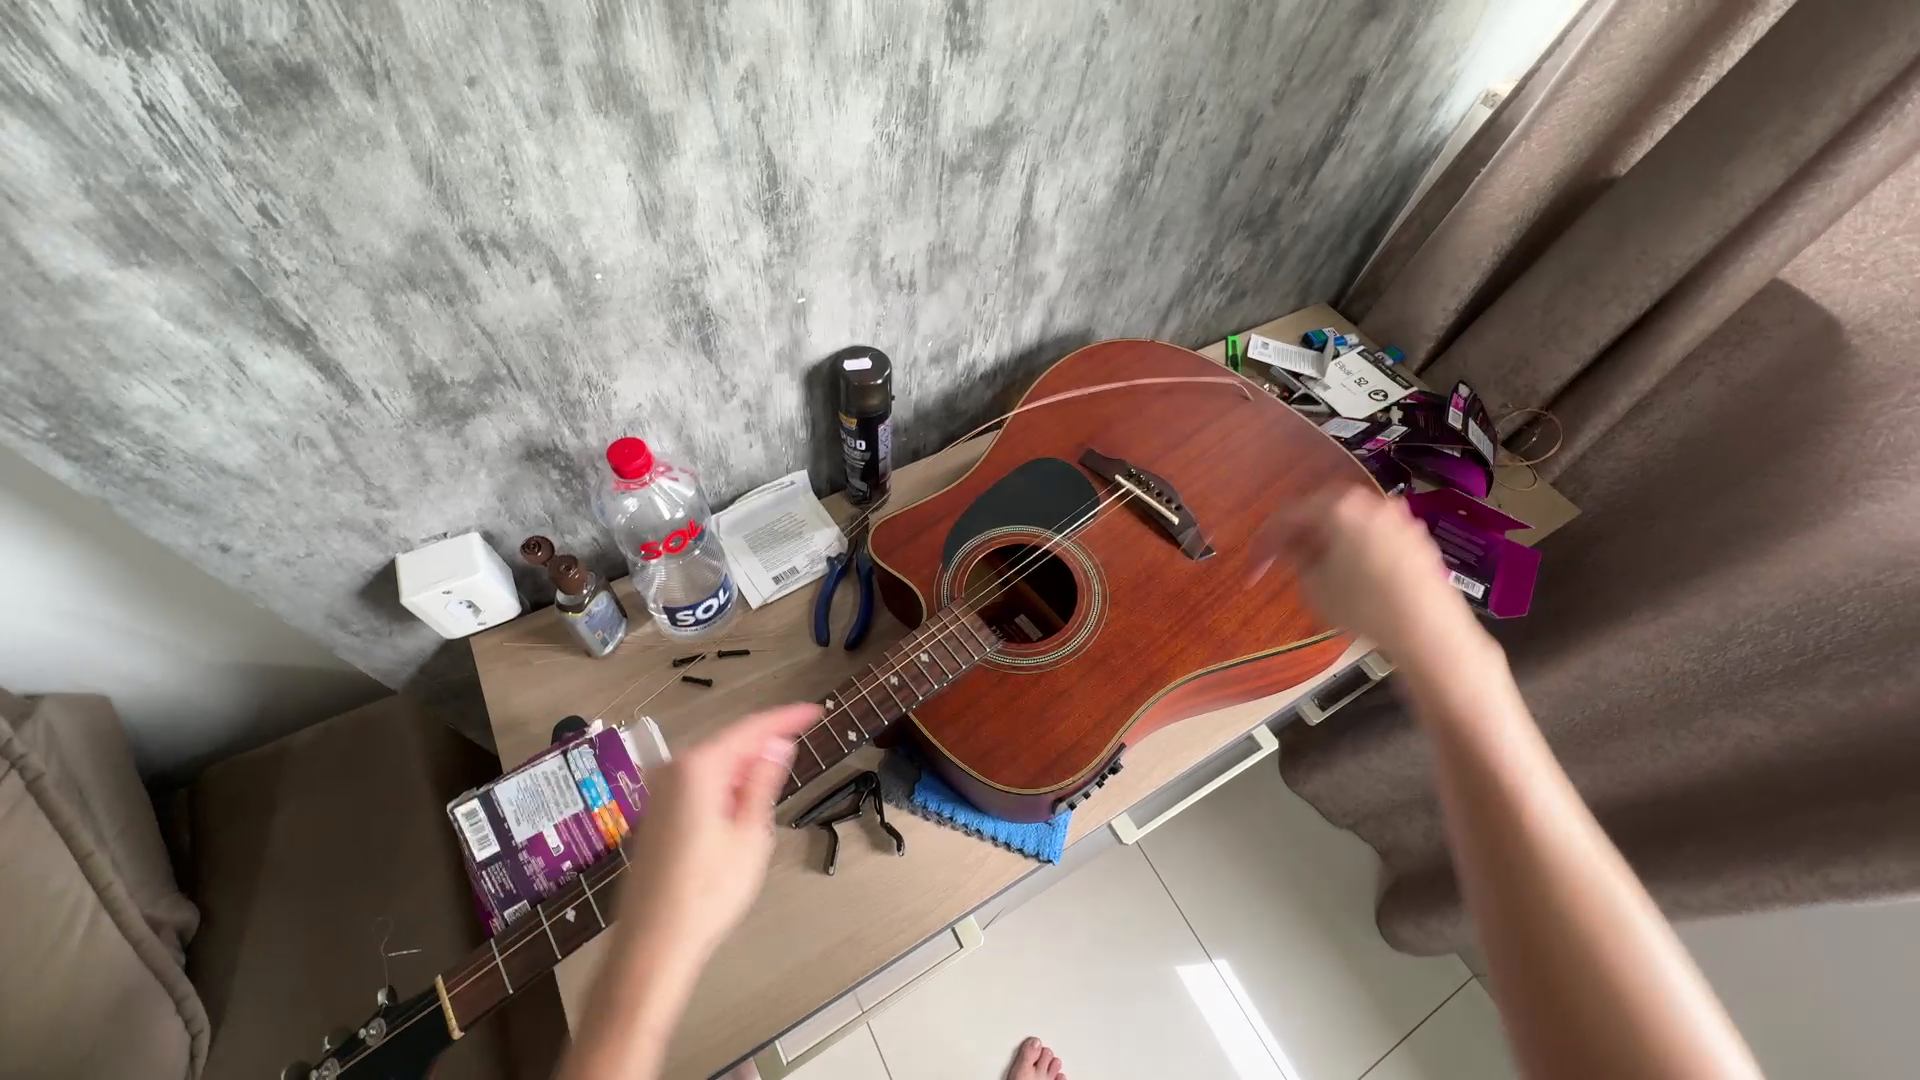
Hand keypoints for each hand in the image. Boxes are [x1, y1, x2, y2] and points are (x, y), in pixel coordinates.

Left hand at [617, 704, 821, 966]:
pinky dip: (724, 786)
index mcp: (698, 768)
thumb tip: (777, 745)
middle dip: (764, 745)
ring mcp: (659, 793)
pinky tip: (741, 805)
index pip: (751, 728)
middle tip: (798, 747)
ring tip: (774, 782)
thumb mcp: (751, 833)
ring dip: (745, 768)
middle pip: (729, 745)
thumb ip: (763, 781)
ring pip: (713, 766)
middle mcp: (673, 771)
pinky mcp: (655, 815)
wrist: (653, 944)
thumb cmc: (708, 891)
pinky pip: (697, 784)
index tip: (813, 711)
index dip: (785, 718)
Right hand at [1251, 485, 1480, 663]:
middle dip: (1299, 537)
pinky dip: (1355, 550)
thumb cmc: (1364, 605)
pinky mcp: (1415, 540)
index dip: (1264, 543)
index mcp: (1337, 506)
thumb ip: (1294, 557)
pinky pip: (1372, 537)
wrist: (1426, 629)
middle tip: (1283, 562)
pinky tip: (1352, 578)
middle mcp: (1369, 503)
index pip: (1286, 517)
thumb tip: (1291, 547)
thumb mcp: (1312, 584)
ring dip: (1328, 543)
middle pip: (1320, 514)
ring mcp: (1397, 520)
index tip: (1254, 566)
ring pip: (1348, 524)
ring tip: (1317, 572)